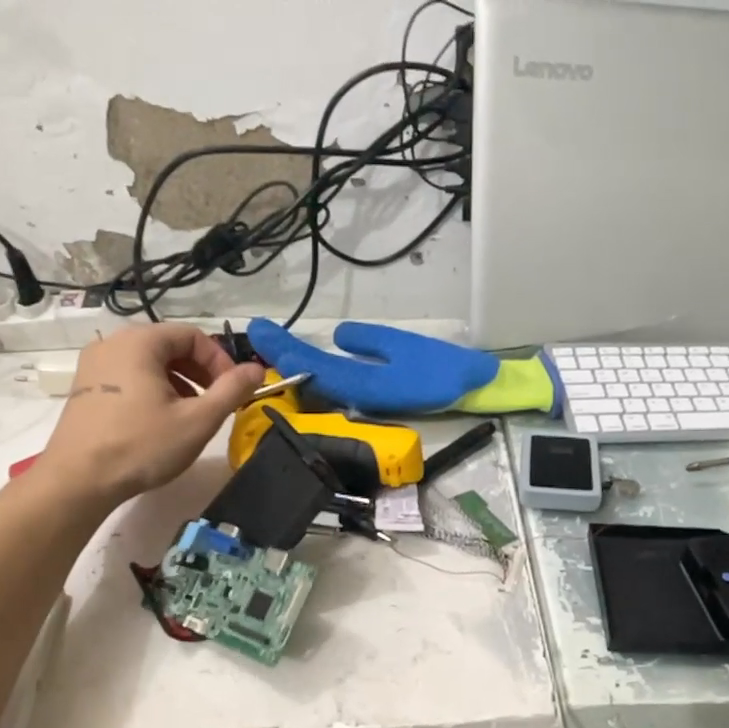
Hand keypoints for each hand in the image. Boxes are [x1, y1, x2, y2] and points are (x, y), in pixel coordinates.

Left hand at [29, 324, 266, 506]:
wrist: (79, 479)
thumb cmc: (142, 446)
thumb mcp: (198, 419)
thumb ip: (232, 390)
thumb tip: (257, 370)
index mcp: (139, 342)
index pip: (192, 335)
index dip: (220, 361)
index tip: (233, 392)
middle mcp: (112, 343)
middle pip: (169, 346)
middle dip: (201, 372)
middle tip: (216, 404)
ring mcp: (93, 365)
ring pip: (149, 363)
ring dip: (179, 383)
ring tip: (191, 416)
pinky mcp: (85, 388)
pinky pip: (129, 377)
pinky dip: (153, 390)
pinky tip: (160, 422)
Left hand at [245, 318, 498, 413]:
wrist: (471, 389)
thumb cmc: (445, 368)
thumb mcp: (406, 348)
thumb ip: (371, 342)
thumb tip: (337, 336)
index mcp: (365, 386)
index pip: (314, 368)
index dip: (285, 350)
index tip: (259, 330)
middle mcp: (359, 395)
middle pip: (311, 374)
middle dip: (283, 353)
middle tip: (257, 330)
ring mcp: (365, 396)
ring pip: (320, 379)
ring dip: (296, 360)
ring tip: (272, 340)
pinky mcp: (373, 393)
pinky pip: (335, 380)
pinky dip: (315, 366)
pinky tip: (308, 356)